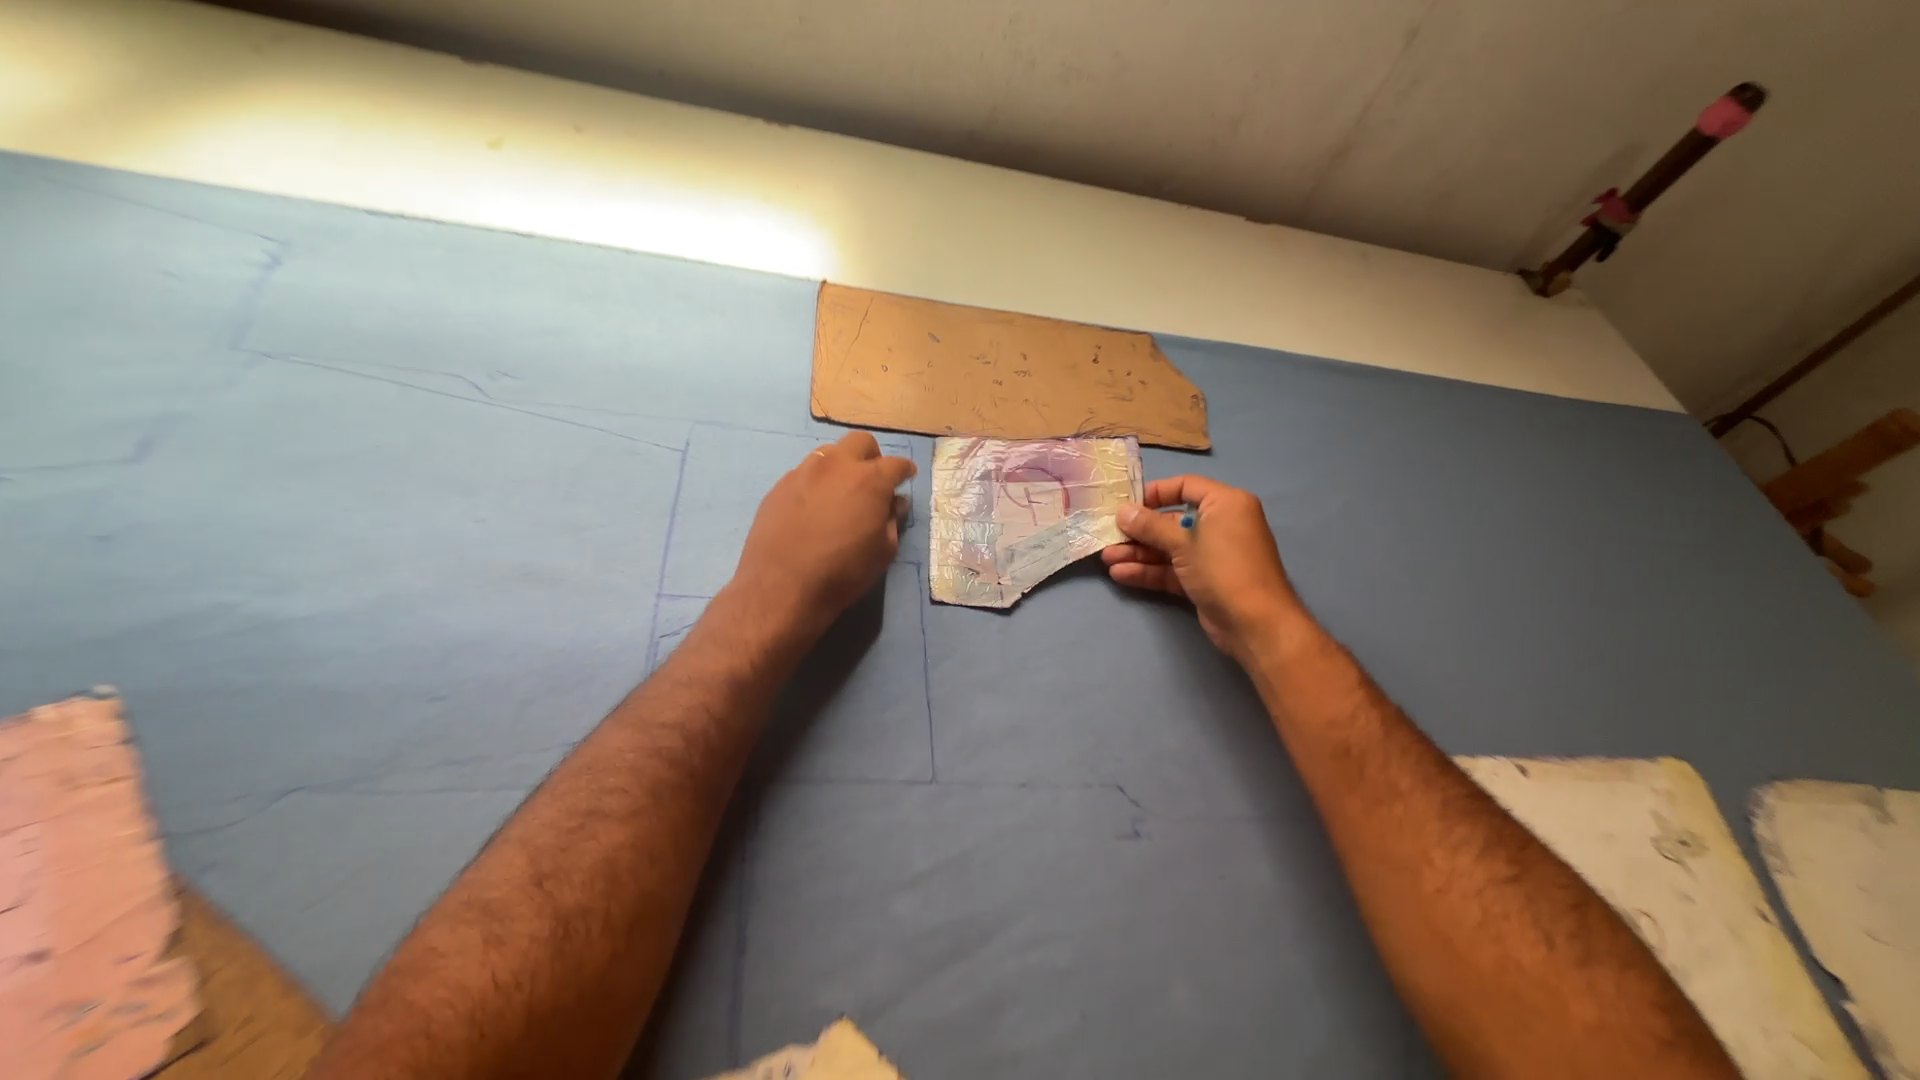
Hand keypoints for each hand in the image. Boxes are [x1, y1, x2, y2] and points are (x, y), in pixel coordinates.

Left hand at [731, 432, 915, 639]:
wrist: (782, 585)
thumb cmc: (842, 572)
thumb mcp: (882, 551)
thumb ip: (892, 520)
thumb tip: (894, 502)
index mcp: (870, 479)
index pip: (896, 464)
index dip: (905, 471)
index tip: (907, 478)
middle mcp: (837, 465)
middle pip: (861, 442)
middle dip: (872, 456)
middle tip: (873, 480)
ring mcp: (804, 471)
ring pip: (829, 453)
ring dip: (841, 466)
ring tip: (840, 493)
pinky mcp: (779, 485)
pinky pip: (805, 473)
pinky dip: (816, 483)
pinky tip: (813, 508)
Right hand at [1102, 475, 1306, 659]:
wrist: (1255, 624)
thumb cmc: (1224, 569)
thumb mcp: (1184, 542)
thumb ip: (1150, 526)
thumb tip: (1122, 512)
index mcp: (1225, 503)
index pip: (1185, 486)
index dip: (1154, 493)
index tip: (1126, 505)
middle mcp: (1220, 525)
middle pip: (1172, 521)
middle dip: (1139, 531)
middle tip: (1108, 536)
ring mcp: (1211, 555)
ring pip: (1169, 549)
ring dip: (1139, 553)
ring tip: (1107, 559)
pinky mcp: (1203, 581)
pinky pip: (1173, 570)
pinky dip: (1150, 571)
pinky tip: (1121, 575)